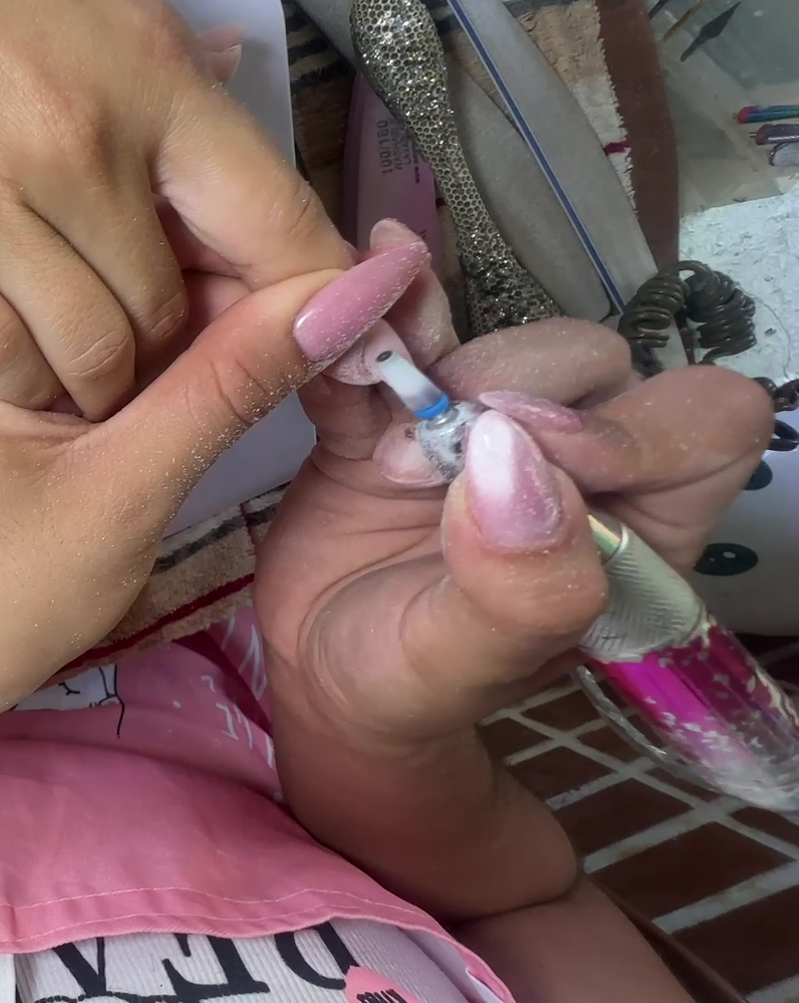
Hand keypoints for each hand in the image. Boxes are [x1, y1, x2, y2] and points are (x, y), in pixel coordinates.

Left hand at [0, 242, 430, 716]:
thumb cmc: (13, 590)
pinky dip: (167, 357)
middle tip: (322, 321)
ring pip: (123, 296)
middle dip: (227, 286)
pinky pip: (104, 340)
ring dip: (206, 323)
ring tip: (281, 349)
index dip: (239, 247)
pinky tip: (219, 375)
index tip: (338, 283)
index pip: (116, 235)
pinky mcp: (14, 377)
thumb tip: (352, 286)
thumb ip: (228, 386)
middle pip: (121, 258)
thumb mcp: (128, 488)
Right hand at [255, 223, 773, 748]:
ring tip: (364, 424)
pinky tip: (334, 320)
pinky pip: (370, 361)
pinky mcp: (370, 424)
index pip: (691, 422)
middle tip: (418, 454)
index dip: (621, 422)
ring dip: (420, 356)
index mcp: (627, 521)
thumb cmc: (405, 682)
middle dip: (504, 386)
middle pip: (583, 360)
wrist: (311, 669)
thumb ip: (518, 582)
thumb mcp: (466, 660)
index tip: (514, 454)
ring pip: (474, 342)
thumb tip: (514, 458)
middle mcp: (557, 462)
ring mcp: (456, 434)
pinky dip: (350, 341)